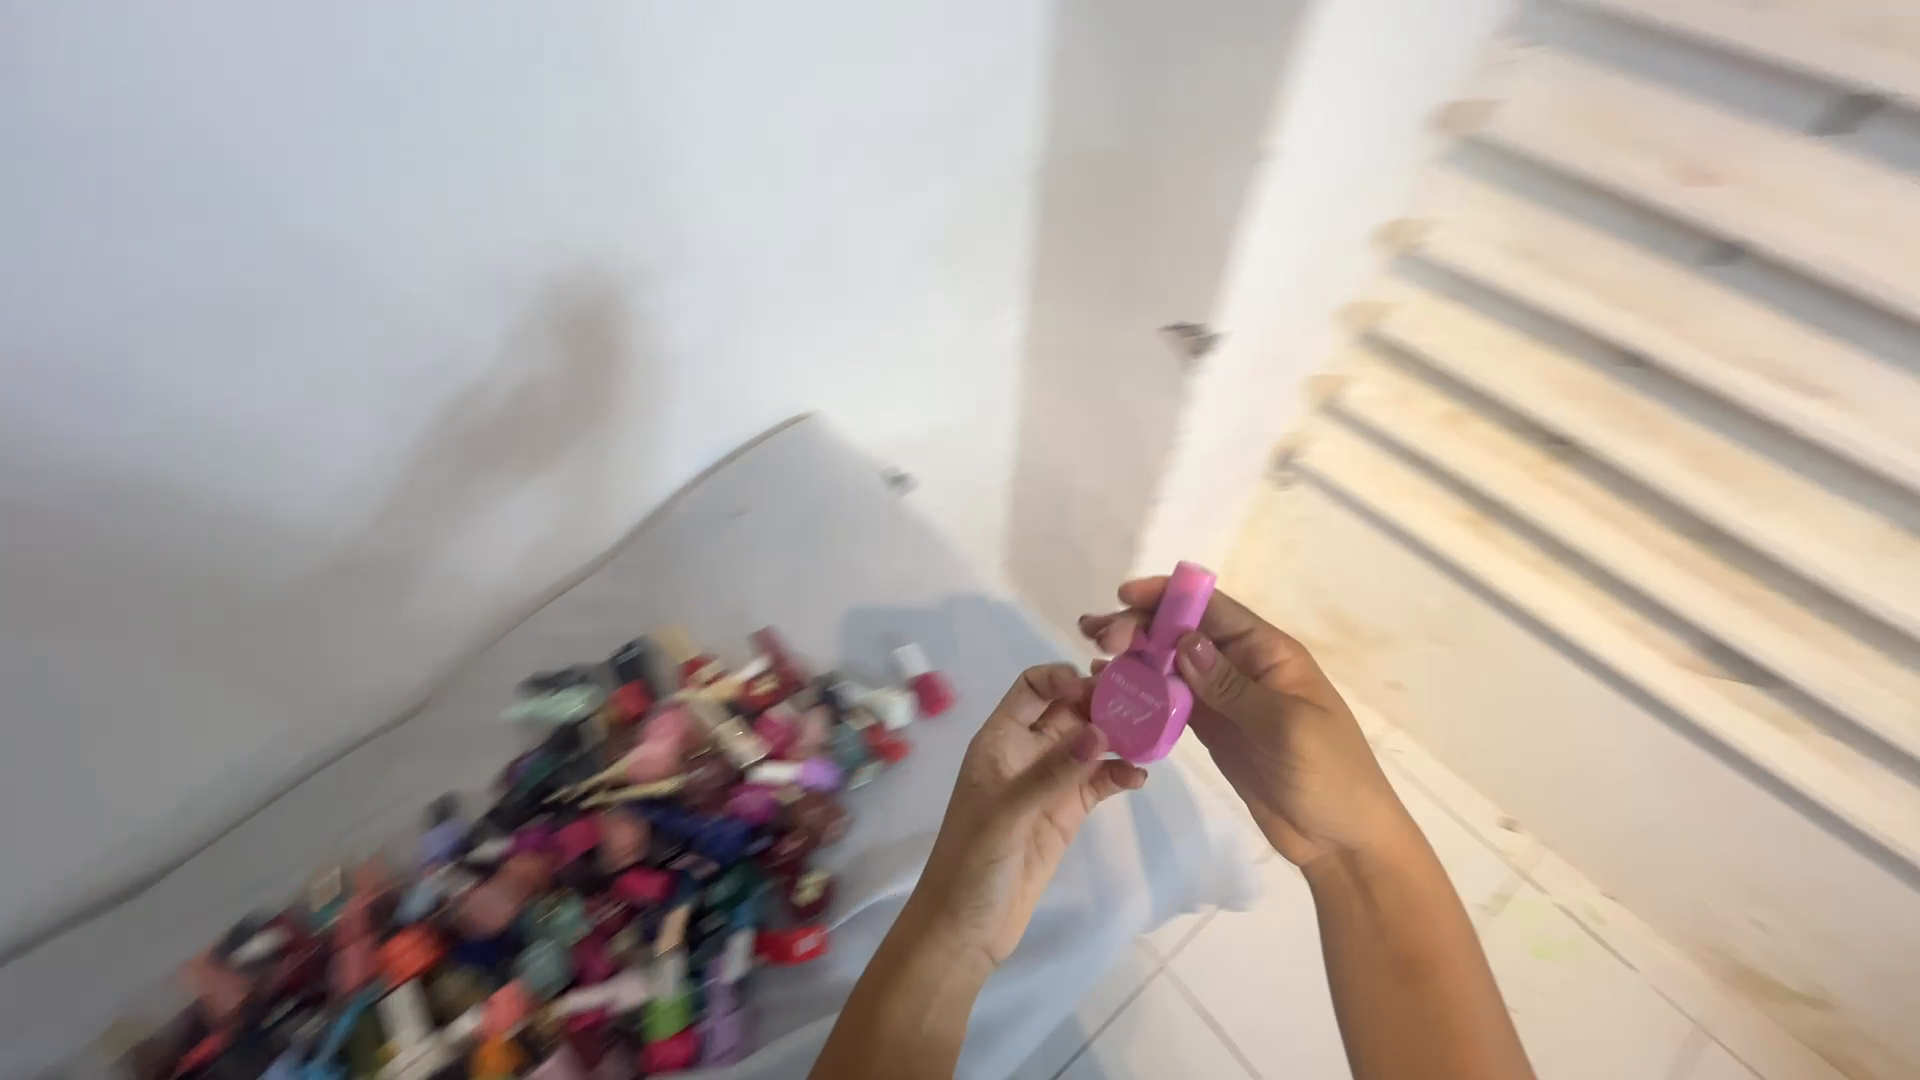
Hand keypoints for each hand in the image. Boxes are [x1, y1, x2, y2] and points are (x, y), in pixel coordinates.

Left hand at [906, 664, 1147, 966]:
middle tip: (1140, 704)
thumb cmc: (971, 861)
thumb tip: (1100, 733)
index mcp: (999, 740)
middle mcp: (1025, 752)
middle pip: (1066, 710)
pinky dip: (1119, 775)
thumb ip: (1051, 773)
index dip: (1060, 678)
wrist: (966, 927)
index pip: (1030, 688)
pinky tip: (1139, 778)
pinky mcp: (1067, 812)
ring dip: (1116, 737)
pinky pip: (1098, 782)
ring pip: (1088, 743)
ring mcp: (1049, 782)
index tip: (1096, 685)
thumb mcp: (1006, 813)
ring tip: (1150, 737)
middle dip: (1099, 702)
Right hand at [1080, 579, 1414, 868]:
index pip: (1211, 608)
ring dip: (1132, 658)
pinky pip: (1169, 700)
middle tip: (1097, 640)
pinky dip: (1140, 693)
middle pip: (1181, 632)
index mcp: (1268, 652)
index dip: (1167, 595)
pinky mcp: (1210, 728)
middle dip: (1138, 627)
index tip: (1123, 595)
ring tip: (1093, 662)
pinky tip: (1110, 693)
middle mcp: (1241, 665)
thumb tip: (1183, 641)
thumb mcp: (1284, 726)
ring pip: (1169, 664)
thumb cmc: (1330, 774)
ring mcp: (1223, 698)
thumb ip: (1231, 685)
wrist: (1343, 841)